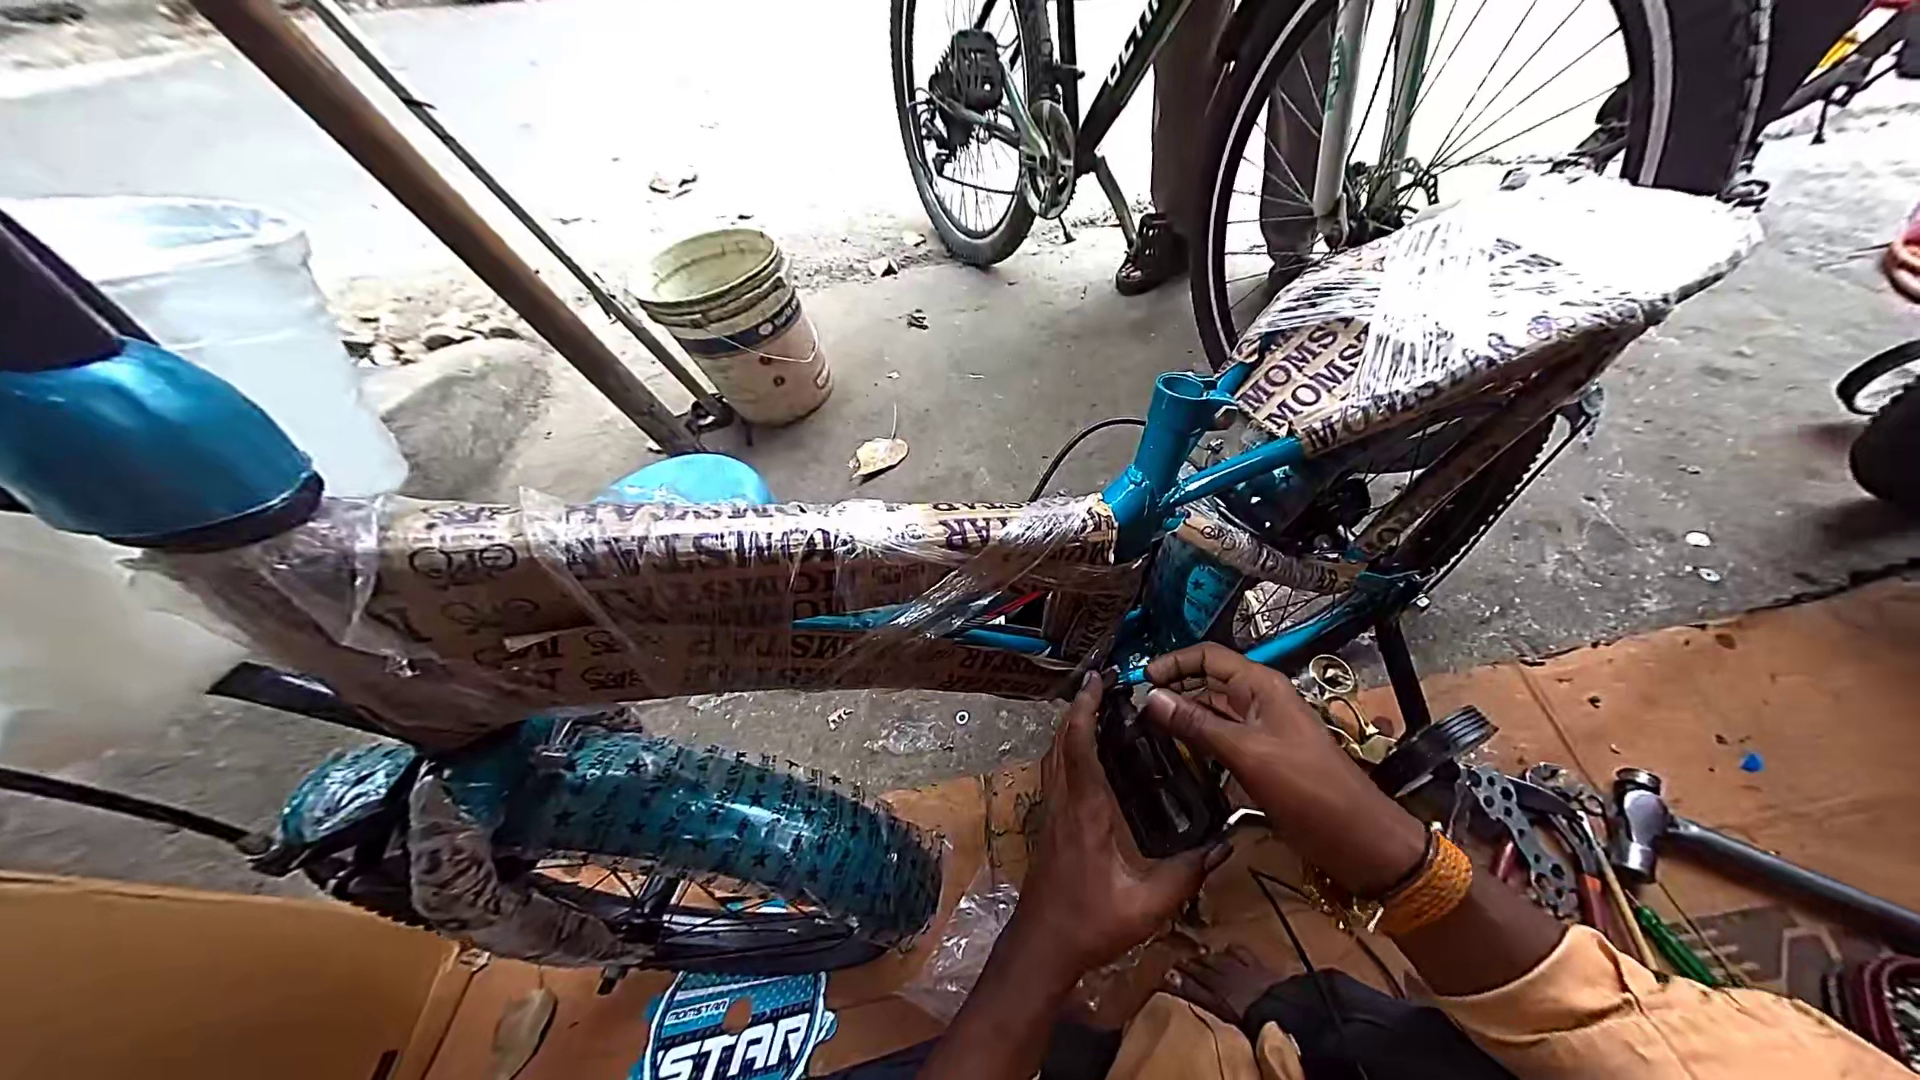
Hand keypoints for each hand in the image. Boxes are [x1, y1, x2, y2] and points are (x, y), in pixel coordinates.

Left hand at [1008, 672, 1233, 982]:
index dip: (1084, 709)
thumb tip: (1223, 845)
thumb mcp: (1148, 905)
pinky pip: (1054, 770)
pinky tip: (1084, 752)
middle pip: (1061, 741)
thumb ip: (1186, 874)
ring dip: (1068, 725)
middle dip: (1077, 708)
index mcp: (1084, 810)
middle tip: (1102, 686)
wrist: (1043, 944)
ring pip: (1053, 754)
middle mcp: (1063, 800)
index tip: (1097, 682)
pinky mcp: (1049, 820)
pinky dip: (1066, 748)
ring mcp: (1052, 809)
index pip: (1078, 745)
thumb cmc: (1091, 922)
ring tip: (1094, 708)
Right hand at [1141, 644, 1428, 897]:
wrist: (1360, 841)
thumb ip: (1197, 724)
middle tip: (1137, 706)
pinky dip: (1194, 740)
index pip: (1208, 656)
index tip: (1141, 679)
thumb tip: (1151, 698)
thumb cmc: (1308, 789)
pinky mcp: (1258, 757)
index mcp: (1260, 686)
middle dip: (1172, 687)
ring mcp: (1258, 730)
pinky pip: (1218, 738)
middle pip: (1206, 681)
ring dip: (1180, 715)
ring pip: (1210, 711)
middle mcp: (1257, 701)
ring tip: (1146, 729)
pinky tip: (1173, 753)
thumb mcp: (1247, 753)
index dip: (1174, 662)